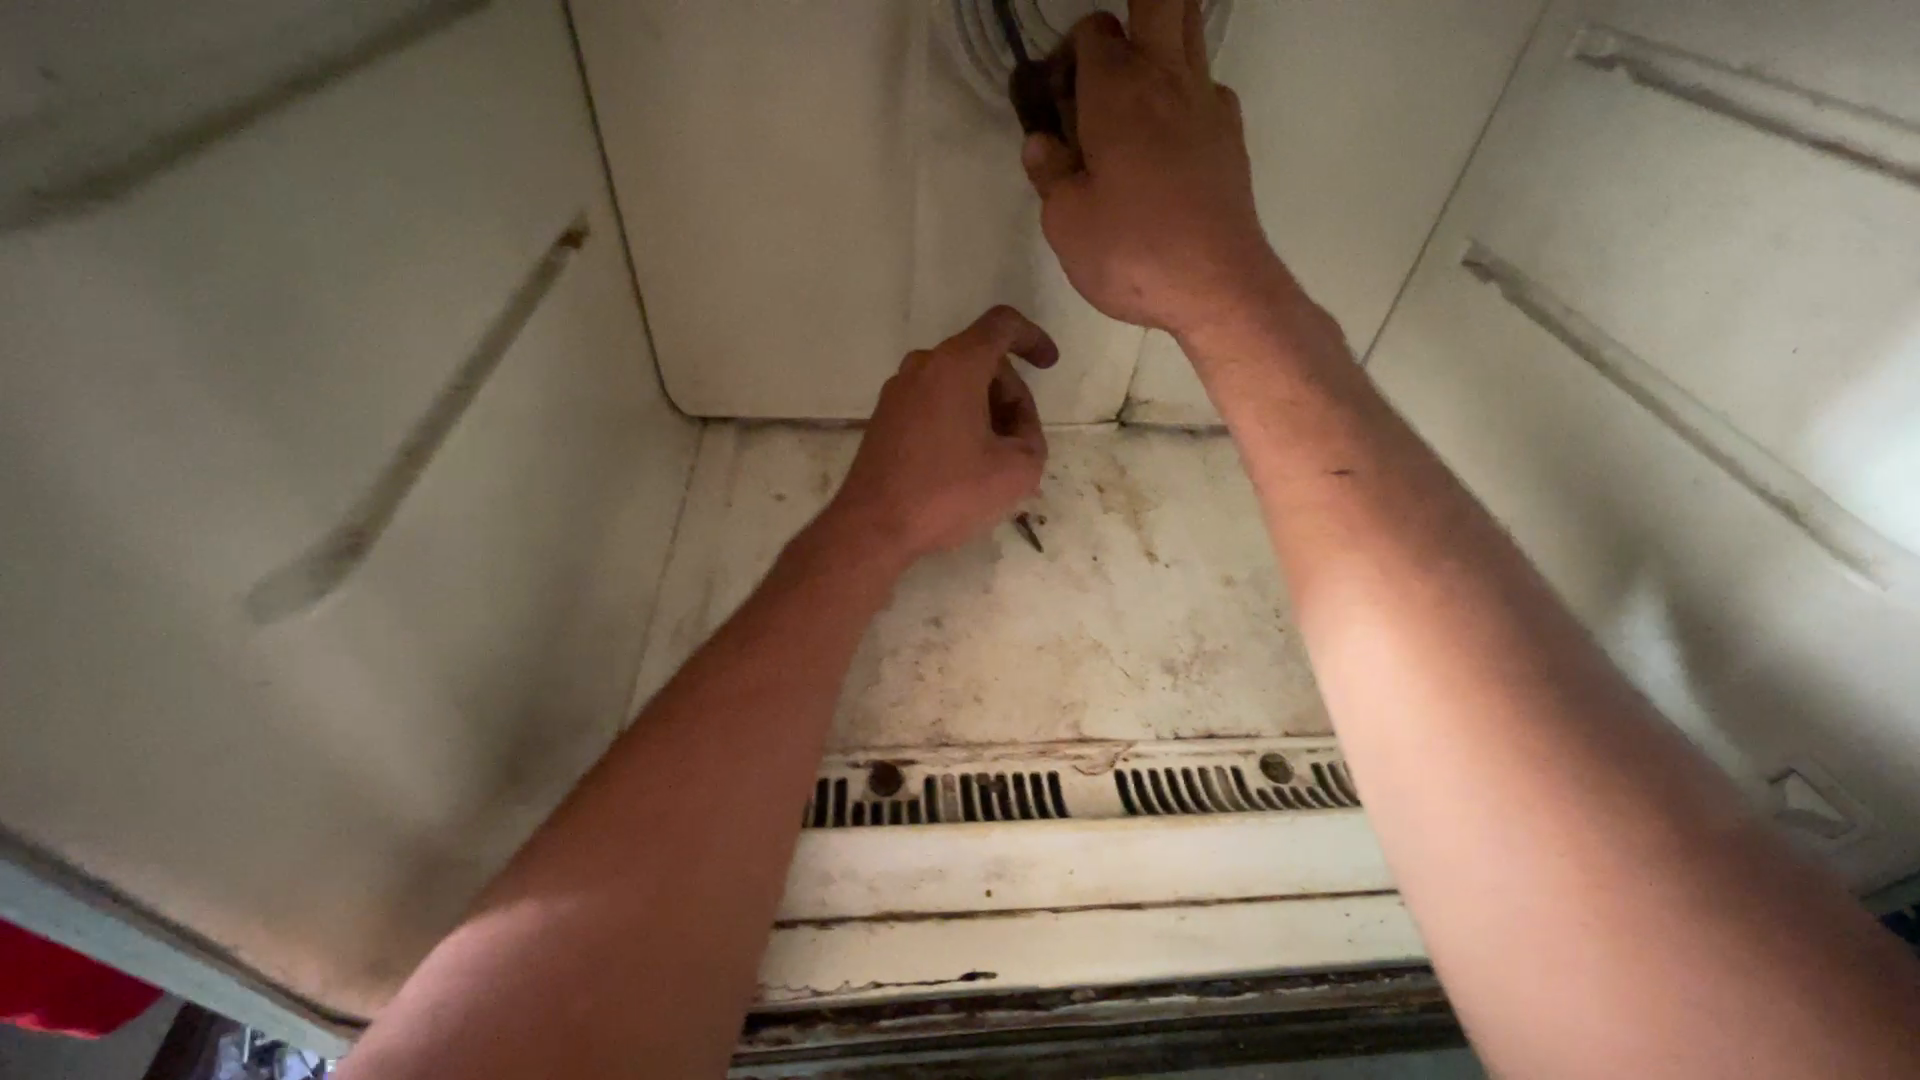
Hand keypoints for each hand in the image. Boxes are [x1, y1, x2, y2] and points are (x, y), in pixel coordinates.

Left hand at [826, 306, 1057, 561]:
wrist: (873, 527)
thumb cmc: (948, 493)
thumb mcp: (1017, 470)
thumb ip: (1032, 437)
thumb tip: (1016, 430)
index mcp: (957, 365)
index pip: (1002, 325)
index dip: (1033, 338)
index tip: (1048, 364)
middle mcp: (923, 366)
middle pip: (981, 360)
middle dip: (1010, 394)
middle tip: (1023, 443)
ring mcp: (898, 392)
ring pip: (956, 384)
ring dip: (985, 411)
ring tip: (995, 461)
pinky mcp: (885, 418)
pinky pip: (933, 404)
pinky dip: (958, 421)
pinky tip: (964, 467)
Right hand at [1022, 0, 1287, 339]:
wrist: (1217, 286)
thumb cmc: (1131, 252)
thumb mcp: (1065, 223)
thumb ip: (1048, 174)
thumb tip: (1041, 143)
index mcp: (1117, 89)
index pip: (1093, 31)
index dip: (1070, 55)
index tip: (1058, 100)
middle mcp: (1168, 78)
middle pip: (1161, 1)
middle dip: (1134, 12)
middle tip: (1106, 62)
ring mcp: (1208, 103)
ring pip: (1189, 34)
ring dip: (1159, 44)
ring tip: (1130, 99)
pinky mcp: (1232, 135)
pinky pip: (1204, 88)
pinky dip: (1181, 96)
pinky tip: (1163, 144)